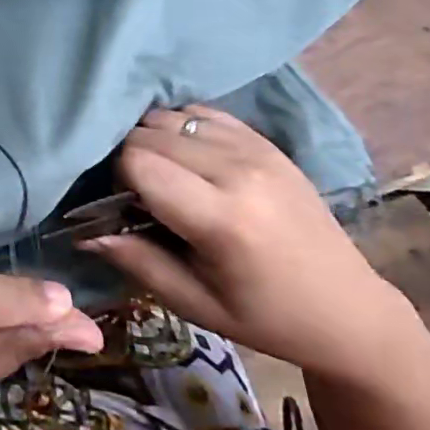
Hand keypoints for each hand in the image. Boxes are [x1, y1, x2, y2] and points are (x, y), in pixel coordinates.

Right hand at [81, 106, 416, 381]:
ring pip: (171, 116)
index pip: (138, 161)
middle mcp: (238, 170)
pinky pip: (202, 112)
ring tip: (165, 175)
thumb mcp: (196, 303)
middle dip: (131, 157)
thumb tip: (82, 231)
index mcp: (222, 218)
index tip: (127, 207)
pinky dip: (182, 127)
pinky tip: (187, 157)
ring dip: (154, 139)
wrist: (348, 308)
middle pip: (149, 132)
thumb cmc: (265, 317)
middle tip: (141, 194)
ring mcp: (255, 149)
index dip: (119, 180)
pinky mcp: (265, 140)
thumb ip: (136, 261)